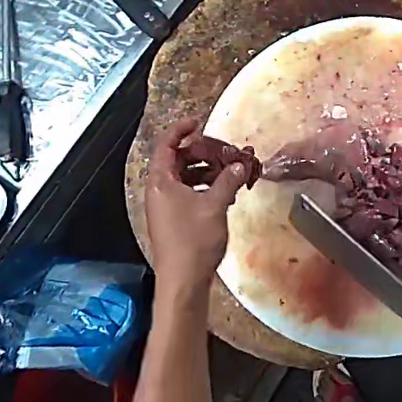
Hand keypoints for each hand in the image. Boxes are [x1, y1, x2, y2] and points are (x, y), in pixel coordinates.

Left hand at [143, 117, 250, 296]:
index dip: (181, 130)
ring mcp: (167, 206)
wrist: (183, 278)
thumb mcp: (215, 205)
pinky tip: (227, 192)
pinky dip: (207, 187)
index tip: (199, 122)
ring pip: (186, 177)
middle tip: (225, 151)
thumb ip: (228, 180)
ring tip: (231, 171)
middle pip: (178, 160)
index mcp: (161, 182)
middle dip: (202, 152)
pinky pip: (191, 193)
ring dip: (208, 171)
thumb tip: (241, 164)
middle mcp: (160, 191)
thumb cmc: (194, 239)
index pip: (166, 145)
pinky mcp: (176, 219)